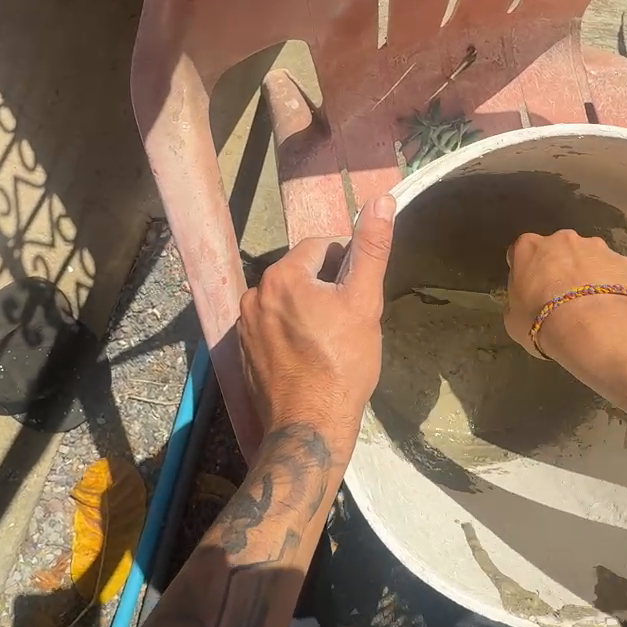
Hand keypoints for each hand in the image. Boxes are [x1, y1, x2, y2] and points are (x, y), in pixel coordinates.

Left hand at [238, 194, 395, 448]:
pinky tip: (310, 357)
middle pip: (302, 274)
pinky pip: (272, 327)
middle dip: (327, 289)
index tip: (360, 298)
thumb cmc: (343, 364)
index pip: (321, 248)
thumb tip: (382, 200)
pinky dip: (291, 333)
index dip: (347, 268)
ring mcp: (244, 326)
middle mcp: (254, 294)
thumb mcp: (364, 302)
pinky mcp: (243, 351)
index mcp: (281, 276)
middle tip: (349, 322)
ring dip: (308, 310)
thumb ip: (371, 248)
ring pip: (287, 301)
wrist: (309, 426)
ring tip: (331, 341)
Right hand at [503, 230, 626, 375]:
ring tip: (590, 306)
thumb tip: (525, 302)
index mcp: (528, 248)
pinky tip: (611, 308)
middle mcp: (562, 239)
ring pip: (588, 258)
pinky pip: (614, 272)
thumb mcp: (513, 320)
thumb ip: (517, 302)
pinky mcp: (625, 261)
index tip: (530, 291)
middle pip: (557, 250)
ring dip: (587, 274)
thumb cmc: (543, 323)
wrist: (596, 330)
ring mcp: (597, 247)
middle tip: (560, 299)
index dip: (526, 273)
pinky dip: (612, 285)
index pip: (521, 253)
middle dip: (558, 268)